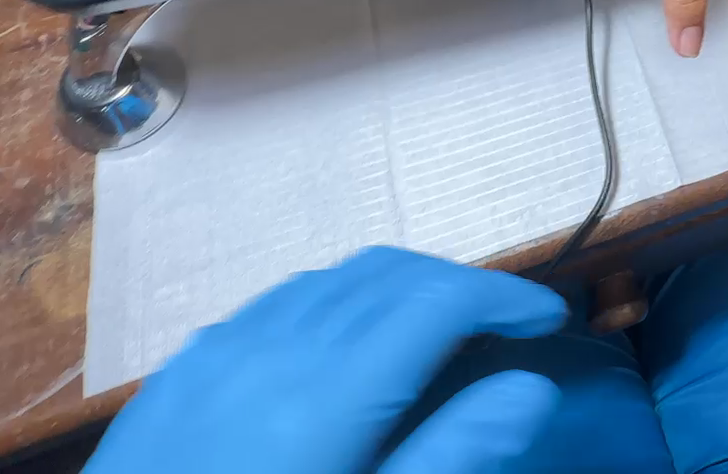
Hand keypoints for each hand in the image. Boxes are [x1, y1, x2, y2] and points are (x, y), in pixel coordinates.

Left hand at [84, 248, 567, 473]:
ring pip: (338, 276)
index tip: (549, 317)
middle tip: (504, 327)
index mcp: (325, 396)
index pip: (440, 299)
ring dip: (403, 286)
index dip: (506, 295)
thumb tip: (533, 386)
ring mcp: (217, 353)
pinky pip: (281, 301)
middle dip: (462, 285)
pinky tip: (343, 345)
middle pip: (394, 273)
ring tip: (437, 329)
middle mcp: (273, 349)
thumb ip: (449, 458)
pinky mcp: (178, 373)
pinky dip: (341, 299)